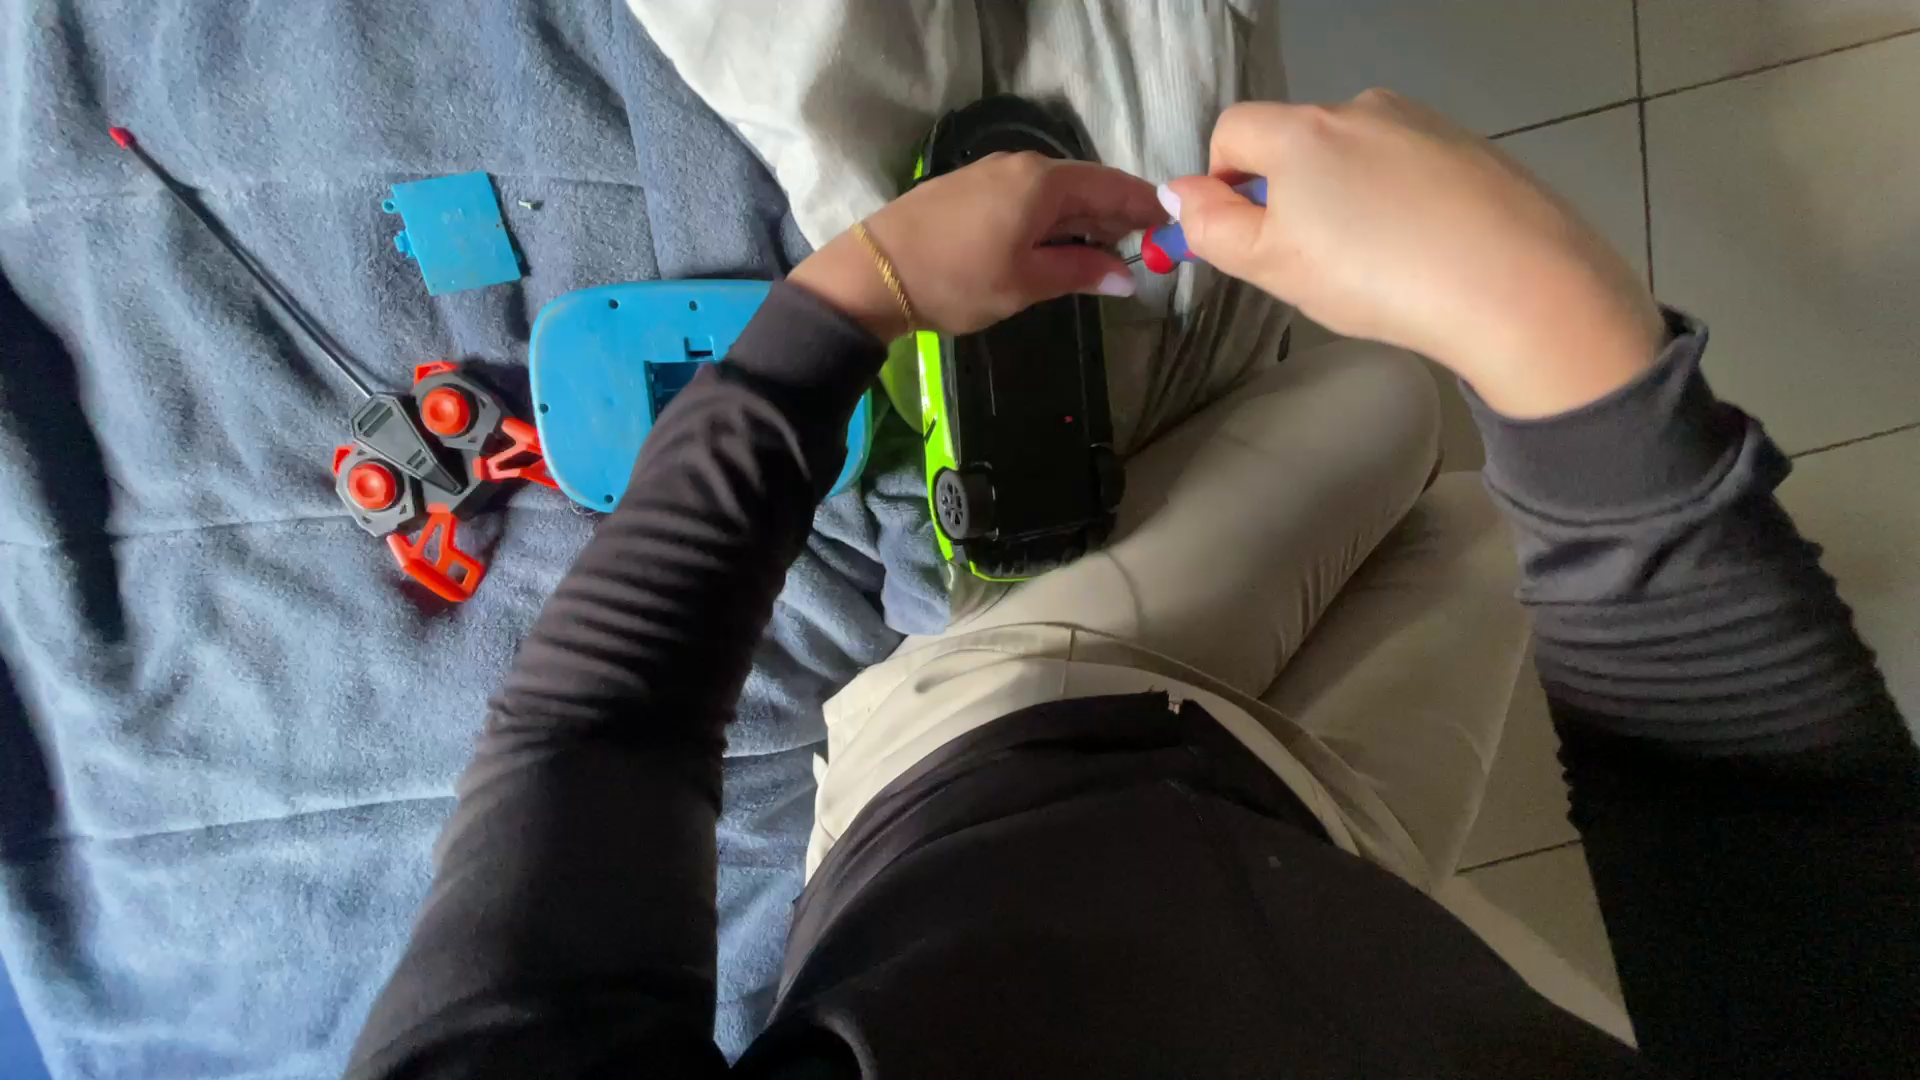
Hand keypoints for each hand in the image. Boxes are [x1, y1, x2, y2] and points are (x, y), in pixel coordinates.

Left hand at [788, 152, 1162, 341]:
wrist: (875, 274)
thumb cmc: (958, 281)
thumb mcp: (1025, 283)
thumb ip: (1080, 275)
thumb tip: (1127, 279)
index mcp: (1042, 182)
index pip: (1110, 186)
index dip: (1142, 207)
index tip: (1168, 227)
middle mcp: (1020, 166)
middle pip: (1082, 187)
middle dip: (1114, 217)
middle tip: (1140, 249)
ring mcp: (990, 174)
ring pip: (1052, 195)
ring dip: (1080, 222)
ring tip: (1102, 254)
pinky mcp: (967, 190)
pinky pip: (1025, 200)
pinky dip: (1049, 222)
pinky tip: (1053, 246)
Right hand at [1167, 91, 1665, 417]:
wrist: (1509, 282)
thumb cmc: (1367, 275)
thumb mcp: (1268, 262)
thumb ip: (1209, 226)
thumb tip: (1177, 191)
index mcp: (1303, 131)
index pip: (1231, 130)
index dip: (1218, 180)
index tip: (1242, 232)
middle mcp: (1359, 106)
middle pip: (1290, 142)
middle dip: (1280, 193)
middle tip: (1303, 258)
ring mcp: (1419, 120)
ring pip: (1346, 154)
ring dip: (1333, 195)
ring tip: (1365, 258)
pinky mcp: (1464, 145)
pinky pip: (1397, 163)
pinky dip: (1386, 197)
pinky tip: (1410, 245)